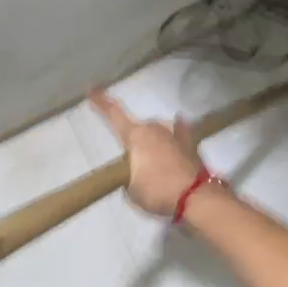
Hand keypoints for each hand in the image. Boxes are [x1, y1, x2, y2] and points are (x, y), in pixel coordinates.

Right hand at [90, 89, 208, 216]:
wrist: (196, 197)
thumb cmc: (157, 192)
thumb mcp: (131, 190)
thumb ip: (129, 176)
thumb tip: (138, 173)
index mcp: (136, 136)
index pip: (113, 114)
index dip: (101, 101)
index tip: (91, 88)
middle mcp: (155, 128)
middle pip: (139, 129)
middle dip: (135, 143)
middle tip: (137, 166)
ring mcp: (175, 133)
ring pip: (158, 133)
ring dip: (154, 144)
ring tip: (157, 165)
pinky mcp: (192, 144)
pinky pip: (179, 135)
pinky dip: (175, 138)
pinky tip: (176, 140)